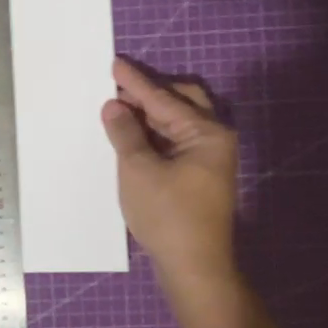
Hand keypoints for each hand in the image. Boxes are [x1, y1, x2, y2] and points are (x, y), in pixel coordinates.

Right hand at [101, 57, 238, 284]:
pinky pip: (174, 141)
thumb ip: (125, 133)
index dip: (135, 82)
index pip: (163, 99)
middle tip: (116, 89)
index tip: (114, 63)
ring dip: (148, 114)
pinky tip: (131, 135)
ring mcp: (209, 158)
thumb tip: (114, 106)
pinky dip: (153, 134)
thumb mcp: (138, 170)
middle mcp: (214, 139)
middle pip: (180, 103)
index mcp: (206, 133)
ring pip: (176, 122)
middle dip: (148, 94)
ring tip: (118, 108)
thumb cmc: (167, 214)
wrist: (193, 264)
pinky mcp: (198, 175)